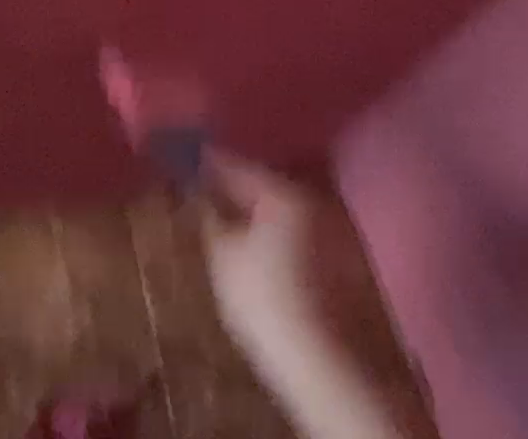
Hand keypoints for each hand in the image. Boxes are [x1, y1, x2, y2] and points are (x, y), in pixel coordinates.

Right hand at [199, 154, 413, 438]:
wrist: (332, 367)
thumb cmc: (268, 305)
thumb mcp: (223, 256)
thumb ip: (208, 214)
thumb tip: (196, 189)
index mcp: (286, 191)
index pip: (234, 163)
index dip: (202, 161)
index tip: (177, 159)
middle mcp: (318, 197)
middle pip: (265, 178)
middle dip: (234, 182)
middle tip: (202, 187)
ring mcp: (340, 225)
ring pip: (287, 203)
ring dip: (259, 204)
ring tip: (229, 215)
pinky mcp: (350, 254)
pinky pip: (304, 225)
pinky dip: (281, 225)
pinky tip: (264, 242)